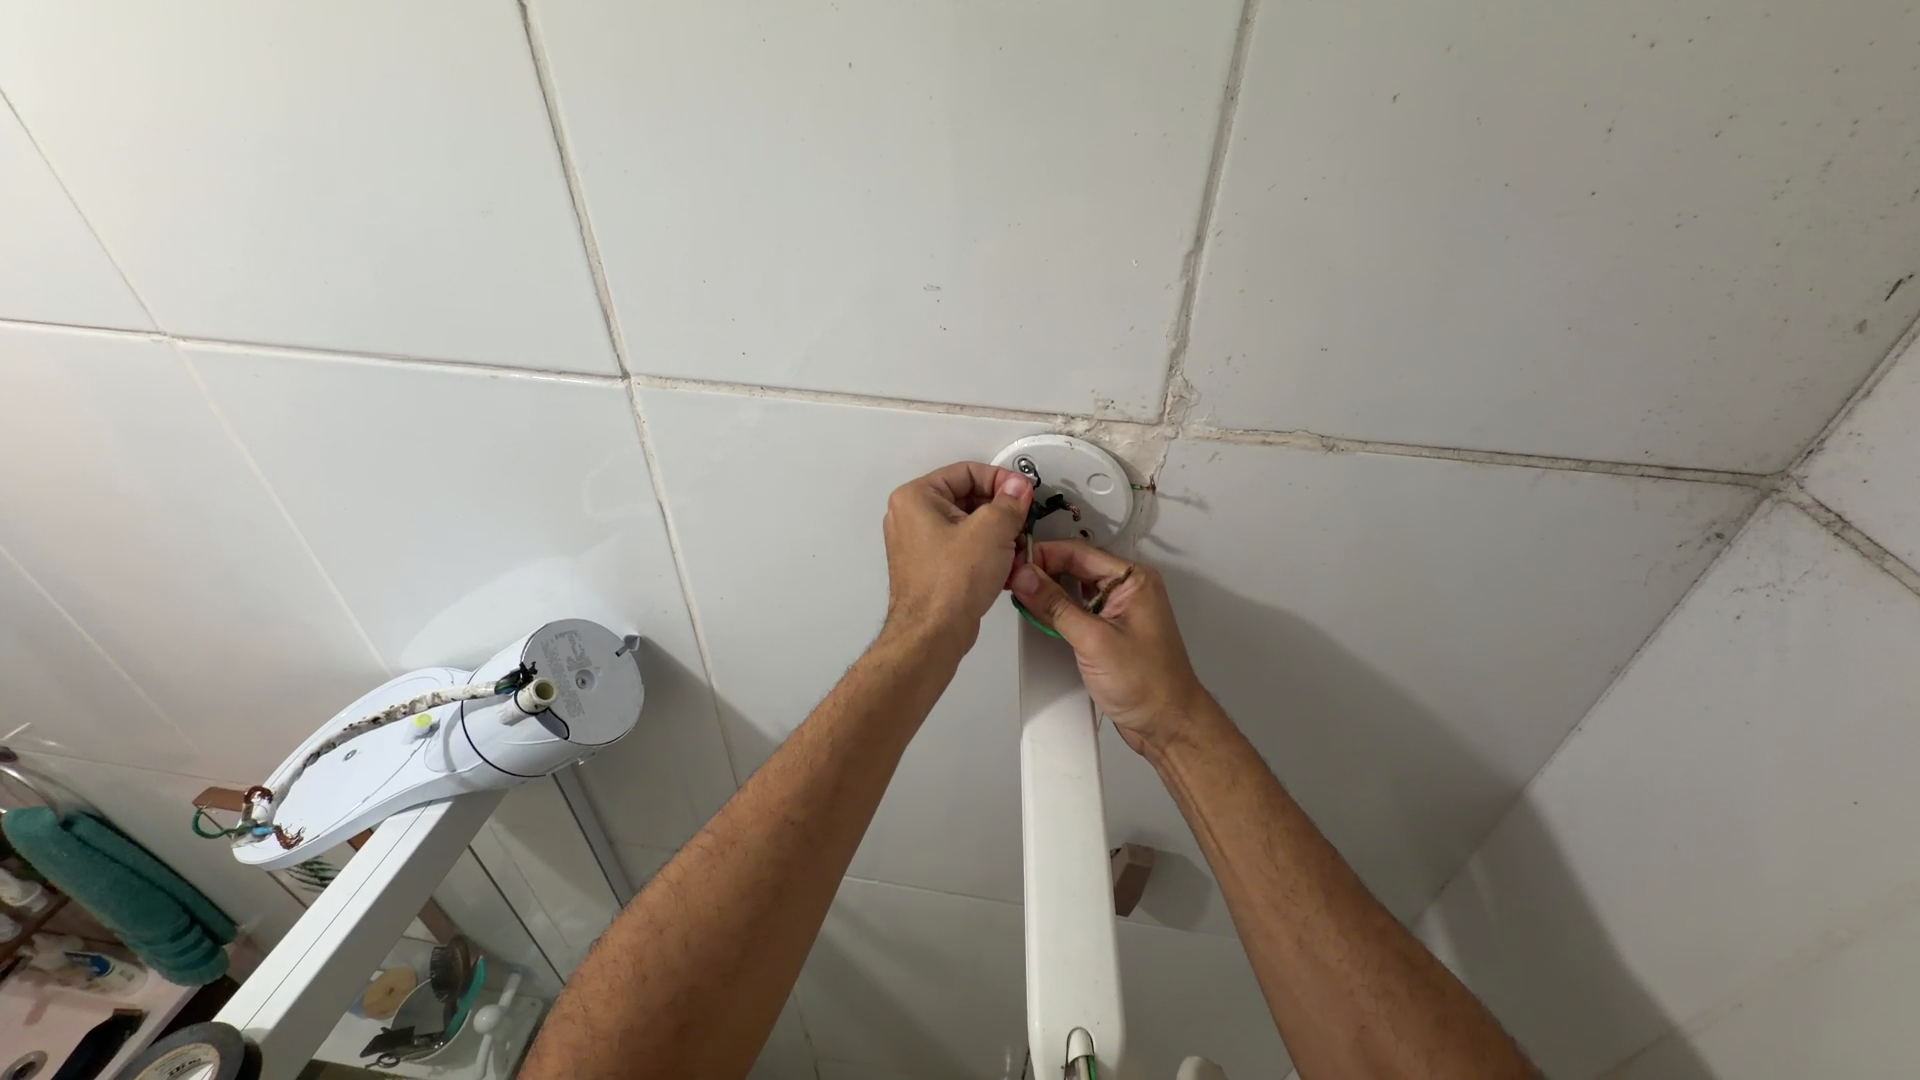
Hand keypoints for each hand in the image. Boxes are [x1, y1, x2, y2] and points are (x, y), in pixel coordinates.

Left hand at [882, 462, 1032, 647]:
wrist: (932, 635)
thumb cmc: (948, 586)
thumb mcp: (991, 531)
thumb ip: (1009, 502)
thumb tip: (1018, 488)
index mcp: (916, 498)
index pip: (966, 472)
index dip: (1000, 479)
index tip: (1022, 492)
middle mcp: (912, 518)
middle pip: (968, 498)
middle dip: (1000, 513)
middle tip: (1022, 522)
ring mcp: (920, 544)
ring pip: (969, 527)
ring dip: (997, 536)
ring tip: (1015, 549)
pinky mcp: (931, 568)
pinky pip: (964, 550)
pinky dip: (986, 555)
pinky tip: (1006, 568)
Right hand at [1010, 542, 1211, 754]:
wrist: (1167, 724)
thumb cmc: (1146, 683)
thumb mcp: (1094, 640)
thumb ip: (1056, 606)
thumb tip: (1025, 578)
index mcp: (1133, 580)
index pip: (1079, 553)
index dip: (1044, 555)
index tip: (1015, 565)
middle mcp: (1127, 590)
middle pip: (1076, 567)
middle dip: (1043, 572)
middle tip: (1011, 581)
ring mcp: (1118, 611)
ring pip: (1074, 588)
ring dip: (1049, 591)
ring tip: (1019, 595)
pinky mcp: (1109, 632)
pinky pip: (1078, 610)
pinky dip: (1057, 610)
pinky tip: (1038, 614)